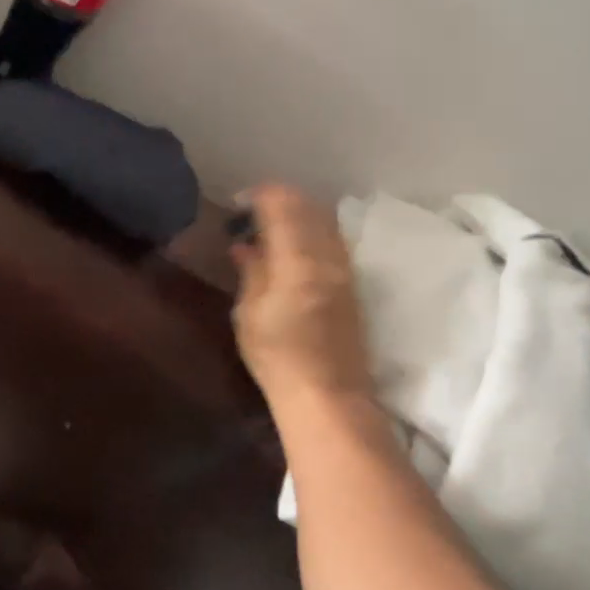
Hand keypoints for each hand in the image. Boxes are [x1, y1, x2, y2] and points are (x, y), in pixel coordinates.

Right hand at [232, 183, 375, 412]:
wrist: (327, 393)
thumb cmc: (276, 354)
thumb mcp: (249, 312)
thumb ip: (252, 271)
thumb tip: (246, 245)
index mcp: (299, 264)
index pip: (286, 210)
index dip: (263, 196)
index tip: (238, 199)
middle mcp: (329, 260)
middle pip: (312, 211)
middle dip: (282, 201)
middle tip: (250, 208)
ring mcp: (346, 272)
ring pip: (326, 225)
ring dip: (298, 215)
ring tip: (267, 224)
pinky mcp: (352, 286)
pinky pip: (331, 242)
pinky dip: (309, 232)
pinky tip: (288, 246)